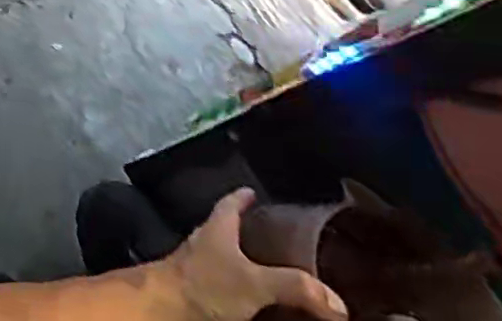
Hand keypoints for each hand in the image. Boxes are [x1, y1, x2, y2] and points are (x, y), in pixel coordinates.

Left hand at [162, 189, 347, 320]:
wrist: (163, 309)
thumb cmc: (203, 283)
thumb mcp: (253, 282)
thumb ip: (295, 287)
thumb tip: (338, 302)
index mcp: (217, 228)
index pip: (231, 204)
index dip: (243, 198)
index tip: (254, 192)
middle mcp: (207, 243)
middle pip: (229, 232)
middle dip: (251, 236)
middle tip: (279, 244)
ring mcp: (200, 269)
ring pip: (228, 262)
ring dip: (247, 269)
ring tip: (276, 281)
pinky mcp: (199, 294)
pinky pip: (224, 290)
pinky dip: (241, 295)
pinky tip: (257, 308)